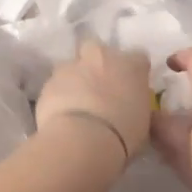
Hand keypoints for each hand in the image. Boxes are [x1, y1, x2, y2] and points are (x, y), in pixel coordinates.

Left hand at [35, 40, 153, 161]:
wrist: (83, 140)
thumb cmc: (123, 134)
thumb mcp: (143, 122)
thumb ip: (135, 105)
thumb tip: (128, 104)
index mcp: (131, 65)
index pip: (138, 60)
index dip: (132, 74)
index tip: (129, 90)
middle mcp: (101, 57)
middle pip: (98, 50)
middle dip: (98, 66)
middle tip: (98, 90)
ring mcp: (71, 66)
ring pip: (72, 66)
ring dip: (75, 80)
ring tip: (75, 105)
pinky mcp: (48, 82)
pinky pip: (55, 84)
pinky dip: (58, 95)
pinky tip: (61, 114)